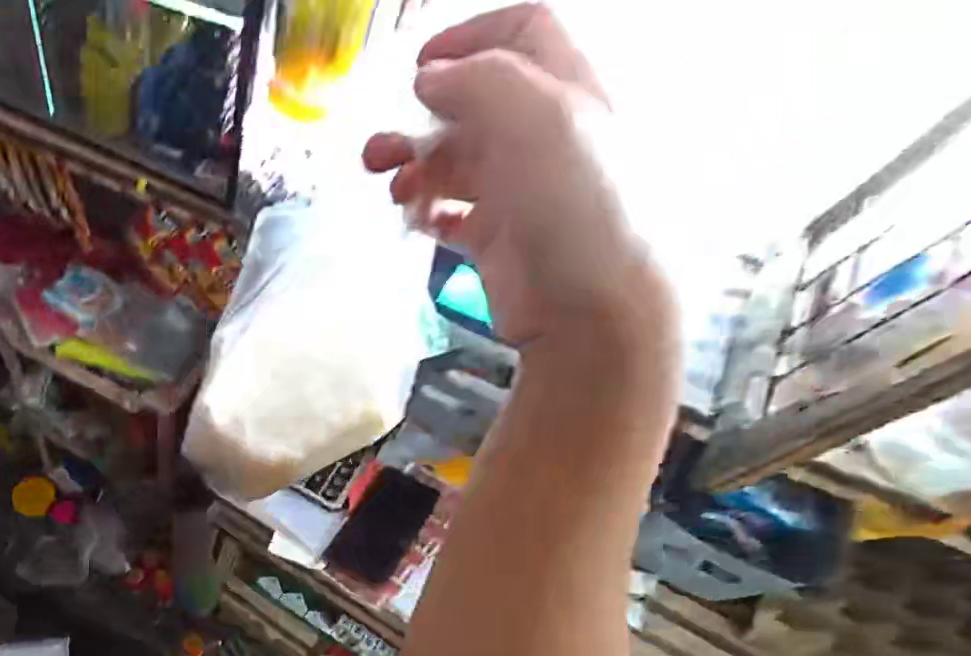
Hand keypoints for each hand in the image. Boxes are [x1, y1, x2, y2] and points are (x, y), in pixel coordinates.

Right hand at [363, 4, 669, 344]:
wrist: (591, 308)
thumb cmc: (575, 205)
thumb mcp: (538, 119)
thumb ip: (480, 82)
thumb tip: (427, 78)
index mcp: (567, 89)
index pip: (521, 33)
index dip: (469, 37)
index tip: (417, 64)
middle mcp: (544, 135)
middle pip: (472, 107)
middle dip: (421, 120)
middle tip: (379, 149)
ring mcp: (520, 191)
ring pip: (455, 164)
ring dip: (415, 169)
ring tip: (392, 191)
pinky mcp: (499, 240)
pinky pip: (453, 215)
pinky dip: (428, 212)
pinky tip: (415, 221)